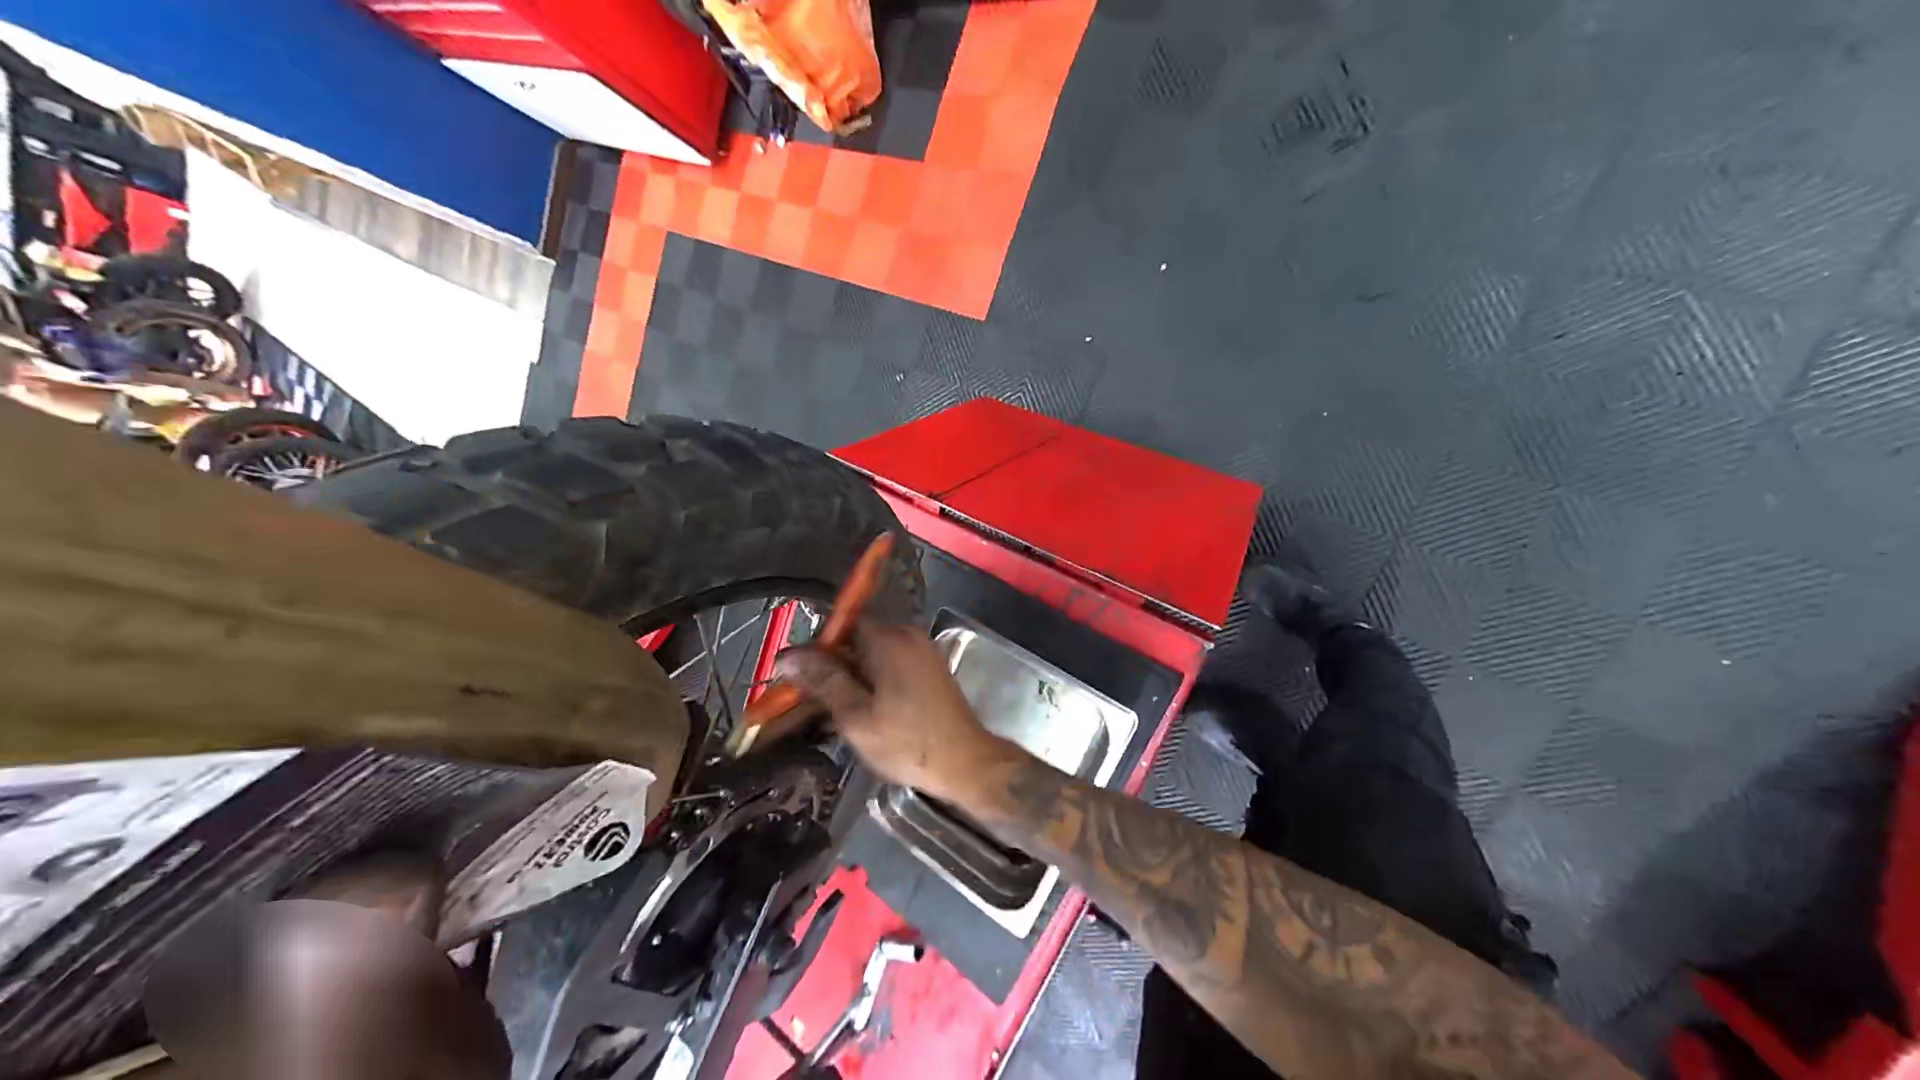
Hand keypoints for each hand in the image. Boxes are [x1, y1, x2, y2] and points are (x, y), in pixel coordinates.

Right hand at [774, 621, 1024, 803]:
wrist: (967, 764)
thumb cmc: (908, 743)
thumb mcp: (856, 716)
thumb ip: (823, 682)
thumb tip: (787, 657)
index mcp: (889, 639)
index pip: (840, 626)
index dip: (814, 650)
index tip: (795, 677)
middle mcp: (908, 636)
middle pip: (856, 641)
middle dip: (830, 668)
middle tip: (807, 701)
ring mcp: (922, 652)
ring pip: (872, 656)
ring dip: (849, 679)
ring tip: (828, 712)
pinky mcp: (929, 670)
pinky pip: (890, 667)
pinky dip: (871, 683)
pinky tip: (857, 712)